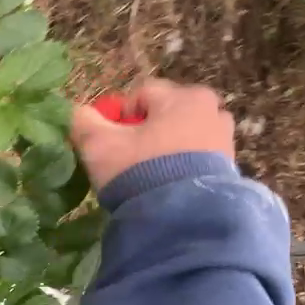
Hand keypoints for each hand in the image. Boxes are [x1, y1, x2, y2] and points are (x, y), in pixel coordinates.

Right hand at [69, 78, 236, 191]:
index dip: (117, 116)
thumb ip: (83, 122)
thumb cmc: (136, 168)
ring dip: (161, 147)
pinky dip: (178, 164)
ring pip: (180, 134)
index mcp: (183, 96)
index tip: (106, 141)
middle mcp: (211, 108)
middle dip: (142, 131)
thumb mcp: (98, 145)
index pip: (140, 94)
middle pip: (164, 114)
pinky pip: (194, 155)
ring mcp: (224, 136)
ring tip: (144, 172)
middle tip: (123, 157)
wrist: (176, 210)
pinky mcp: (227, 162)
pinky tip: (162, 182)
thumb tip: (77, 111)